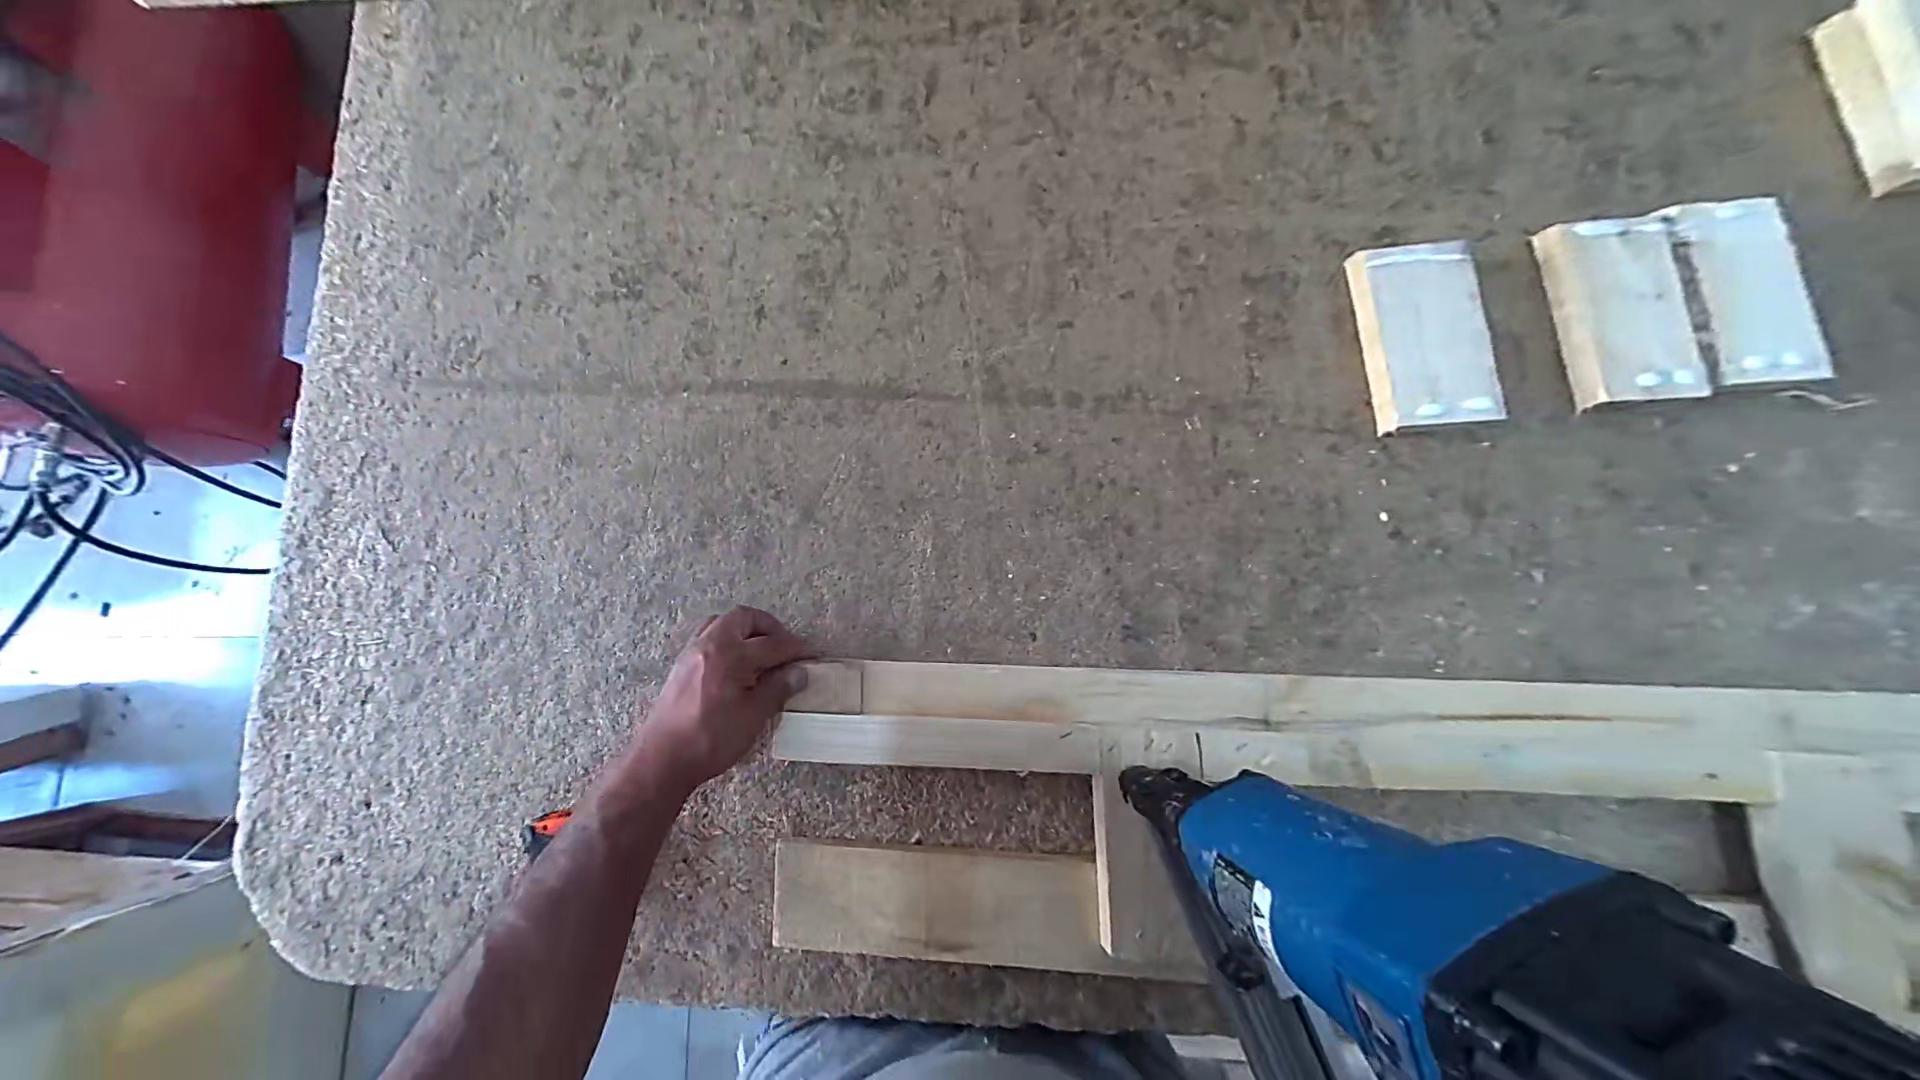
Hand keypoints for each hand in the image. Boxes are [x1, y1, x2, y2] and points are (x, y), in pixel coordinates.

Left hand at [634, 606, 811, 788]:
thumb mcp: (753, 715)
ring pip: (722, 624)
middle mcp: (708, 645)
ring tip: (760, 652)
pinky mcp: (681, 667)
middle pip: (743, 618)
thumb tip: (799, 672)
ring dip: (745, 631)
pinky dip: (727, 642)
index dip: (796, 648)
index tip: (812, 654)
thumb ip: (778, 688)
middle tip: (784, 646)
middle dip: (769, 627)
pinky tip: (736, 666)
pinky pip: (708, 639)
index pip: (772, 643)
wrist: (661, 760)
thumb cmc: (710, 739)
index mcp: (730, 654)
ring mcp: (691, 654)